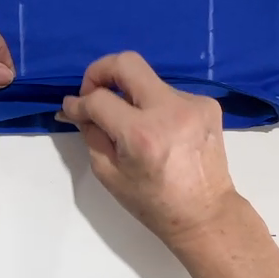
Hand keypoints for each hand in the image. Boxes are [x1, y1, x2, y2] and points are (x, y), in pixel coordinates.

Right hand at [60, 52, 241, 249]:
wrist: (205, 214)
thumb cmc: (152, 202)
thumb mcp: (109, 173)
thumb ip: (92, 134)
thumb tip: (77, 110)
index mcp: (141, 134)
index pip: (99, 99)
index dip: (79, 102)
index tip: (71, 108)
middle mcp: (169, 110)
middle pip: (127, 63)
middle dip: (100, 71)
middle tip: (92, 91)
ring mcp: (193, 104)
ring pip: (147, 79)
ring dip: (129, 93)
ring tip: (127, 120)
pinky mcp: (207, 104)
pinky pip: (168, 93)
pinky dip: (153, 105)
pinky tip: (156, 129)